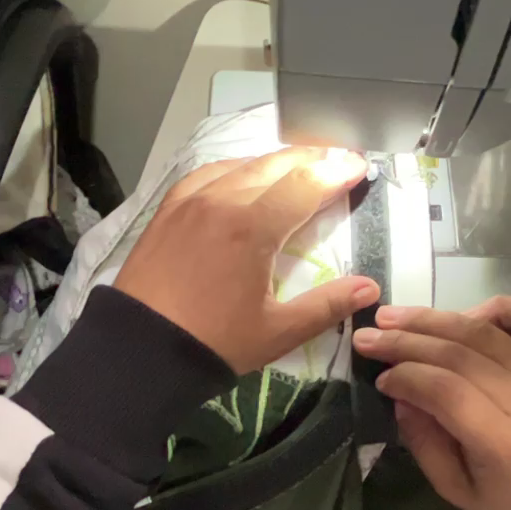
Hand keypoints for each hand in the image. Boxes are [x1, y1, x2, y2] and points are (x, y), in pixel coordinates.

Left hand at [113, 147, 379, 373]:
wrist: (140, 350)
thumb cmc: (214, 343)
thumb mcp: (278, 331)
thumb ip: (327, 306)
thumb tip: (370, 286)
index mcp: (253, 227)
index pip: (306, 184)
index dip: (336, 172)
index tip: (359, 165)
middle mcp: (222, 200)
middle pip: (277, 164)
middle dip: (313, 159)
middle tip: (338, 160)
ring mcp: (191, 200)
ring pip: (243, 164)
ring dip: (277, 161)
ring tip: (300, 166)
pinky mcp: (169, 208)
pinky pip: (210, 173)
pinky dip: (238, 168)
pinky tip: (245, 176)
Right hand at [352, 297, 510, 509]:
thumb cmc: (506, 497)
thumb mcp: (454, 488)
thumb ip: (424, 443)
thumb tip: (399, 395)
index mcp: (502, 439)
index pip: (448, 391)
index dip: (408, 378)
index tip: (380, 380)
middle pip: (459, 354)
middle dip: (406, 342)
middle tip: (367, 338)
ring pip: (483, 331)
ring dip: (433, 318)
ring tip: (392, 317)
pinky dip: (498, 306)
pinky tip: (465, 313)